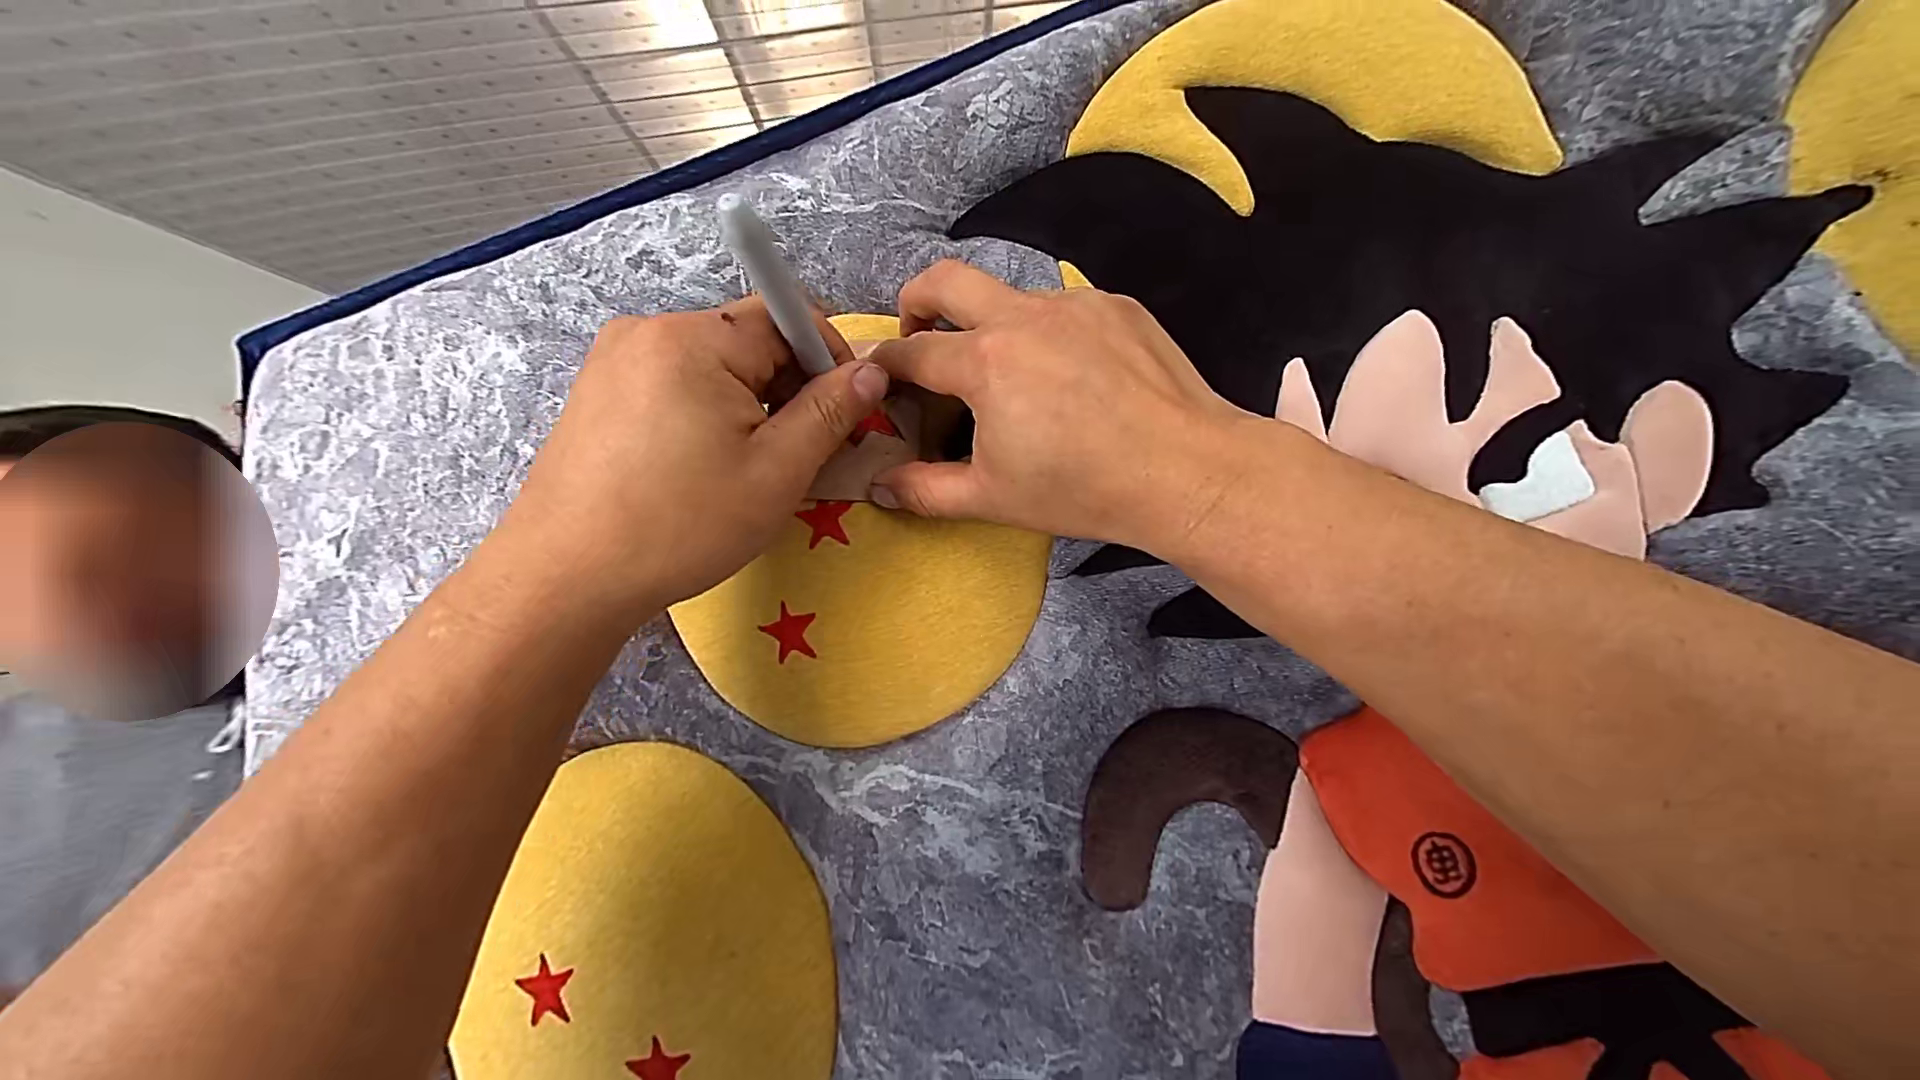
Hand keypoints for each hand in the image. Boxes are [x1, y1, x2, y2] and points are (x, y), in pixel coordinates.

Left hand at [498, 297, 889, 619]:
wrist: (568, 577)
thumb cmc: (681, 526)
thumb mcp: (777, 472)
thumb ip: (830, 412)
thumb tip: (871, 373)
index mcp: (695, 340)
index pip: (787, 317)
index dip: (829, 360)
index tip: (847, 410)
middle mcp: (649, 331)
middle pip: (749, 339)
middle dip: (790, 386)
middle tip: (808, 447)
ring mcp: (616, 360)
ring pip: (715, 364)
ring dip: (752, 402)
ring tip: (757, 463)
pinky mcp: (600, 391)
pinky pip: (678, 383)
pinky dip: (711, 411)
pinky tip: (709, 462)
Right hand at [867, 260, 1259, 552]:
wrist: (1184, 472)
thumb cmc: (1082, 489)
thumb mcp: (992, 498)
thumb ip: (925, 490)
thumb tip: (878, 487)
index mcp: (986, 363)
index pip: (912, 352)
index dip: (885, 364)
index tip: (880, 376)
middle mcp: (1024, 316)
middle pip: (946, 280)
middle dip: (916, 300)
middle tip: (919, 334)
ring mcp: (1075, 304)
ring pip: (1012, 297)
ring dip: (993, 326)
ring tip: (1014, 378)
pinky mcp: (1117, 306)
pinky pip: (1065, 309)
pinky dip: (1049, 335)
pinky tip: (1074, 379)